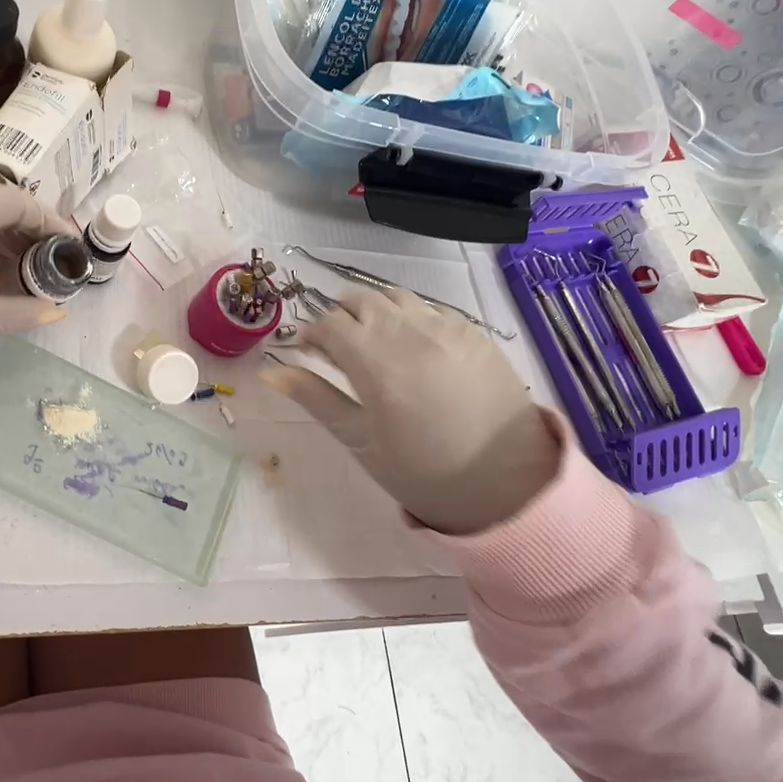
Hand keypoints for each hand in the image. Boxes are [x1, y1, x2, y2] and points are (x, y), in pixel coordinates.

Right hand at [263, 288, 560, 535]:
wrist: (510, 484)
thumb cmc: (424, 472)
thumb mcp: (361, 441)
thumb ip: (316, 399)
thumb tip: (272, 372)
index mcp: (375, 363)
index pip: (330, 324)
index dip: (312, 334)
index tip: (307, 351)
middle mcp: (409, 333)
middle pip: (360, 301)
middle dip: (340, 318)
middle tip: (338, 349)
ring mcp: (446, 328)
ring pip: (396, 297)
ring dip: (375, 311)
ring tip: (375, 343)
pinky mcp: (473, 331)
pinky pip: (430, 309)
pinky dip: (410, 318)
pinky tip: (414, 349)